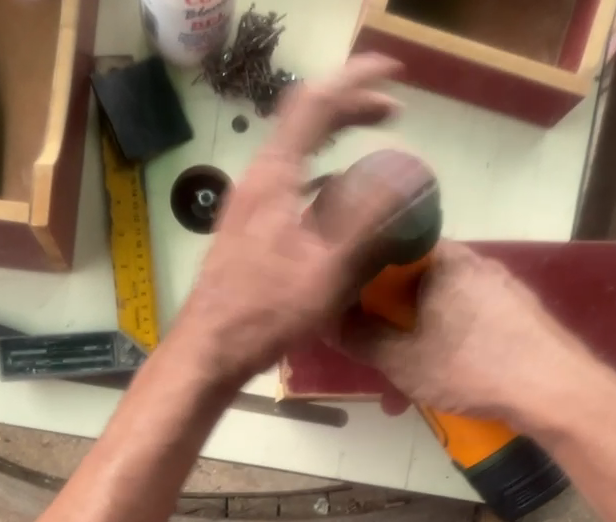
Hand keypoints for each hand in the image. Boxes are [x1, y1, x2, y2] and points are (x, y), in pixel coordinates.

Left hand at [175, 55, 424, 385]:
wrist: (208, 349)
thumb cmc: (266, 312)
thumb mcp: (328, 269)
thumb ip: (370, 220)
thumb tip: (408, 178)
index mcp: (275, 177)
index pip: (316, 103)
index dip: (357, 82)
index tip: (394, 78)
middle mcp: (256, 181)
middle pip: (304, 123)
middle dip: (350, 109)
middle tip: (392, 112)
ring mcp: (246, 206)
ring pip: (295, 154)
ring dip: (334, 143)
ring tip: (371, 146)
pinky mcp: (245, 231)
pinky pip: (288, 183)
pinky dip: (318, 176)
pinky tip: (334, 198)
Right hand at [335, 242, 615, 432]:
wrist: (556, 392)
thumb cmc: (472, 367)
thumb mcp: (403, 361)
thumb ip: (363, 339)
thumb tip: (331, 321)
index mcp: (444, 261)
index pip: (392, 250)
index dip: (365, 278)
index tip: (350, 307)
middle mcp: (475, 264)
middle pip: (416, 285)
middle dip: (391, 325)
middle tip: (376, 360)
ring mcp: (502, 289)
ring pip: (442, 311)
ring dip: (417, 345)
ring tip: (406, 388)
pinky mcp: (520, 316)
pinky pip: (468, 325)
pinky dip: (448, 348)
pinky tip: (444, 383)